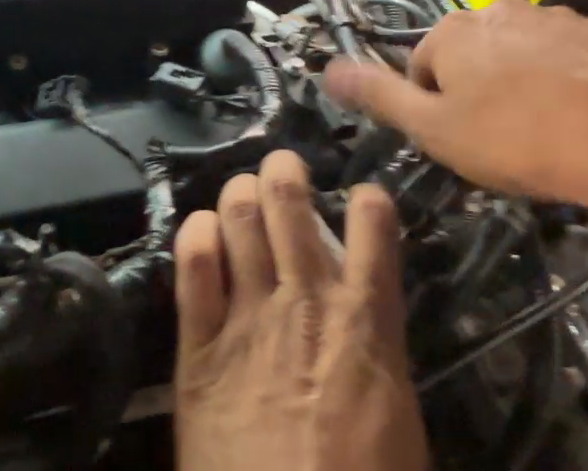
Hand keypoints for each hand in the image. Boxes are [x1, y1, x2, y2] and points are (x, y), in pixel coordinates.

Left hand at [173, 150, 427, 470]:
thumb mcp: (396, 419)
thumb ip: (377, 354)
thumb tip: (367, 326)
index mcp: (366, 321)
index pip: (375, 225)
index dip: (368, 199)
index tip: (361, 198)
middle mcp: (304, 301)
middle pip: (288, 203)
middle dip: (284, 171)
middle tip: (282, 167)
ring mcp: (246, 318)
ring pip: (238, 220)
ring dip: (239, 194)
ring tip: (243, 191)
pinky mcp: (197, 347)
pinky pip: (191, 270)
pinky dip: (196, 237)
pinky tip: (202, 230)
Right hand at [324, 0, 587, 206]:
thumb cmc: (519, 138)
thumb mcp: (435, 129)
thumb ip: (378, 95)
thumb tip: (326, 68)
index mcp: (451, 33)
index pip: (422, 68)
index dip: (436, 109)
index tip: (463, 143)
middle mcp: (497, 11)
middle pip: (473, 54)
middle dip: (480, 90)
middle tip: (504, 140)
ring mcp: (555, 18)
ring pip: (522, 53)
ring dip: (525, 84)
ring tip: (550, 133)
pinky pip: (571, 57)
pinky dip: (571, 82)